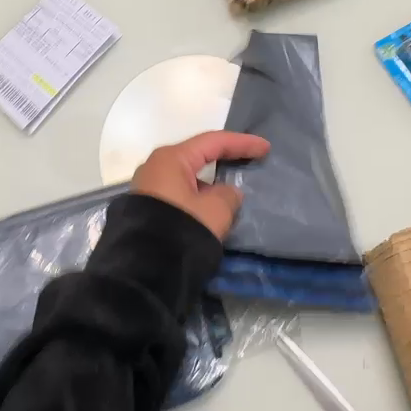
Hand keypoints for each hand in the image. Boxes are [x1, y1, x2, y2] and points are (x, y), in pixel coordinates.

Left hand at [130, 131, 270, 240]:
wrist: (145, 268)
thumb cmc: (182, 228)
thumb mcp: (215, 210)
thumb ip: (229, 195)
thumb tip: (227, 192)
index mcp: (171, 158)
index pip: (212, 142)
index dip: (242, 143)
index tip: (265, 147)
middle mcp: (156, 166)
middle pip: (197, 156)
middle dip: (224, 159)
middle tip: (250, 160)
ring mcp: (148, 187)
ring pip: (188, 178)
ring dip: (210, 182)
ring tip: (233, 191)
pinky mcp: (146, 208)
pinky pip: (179, 193)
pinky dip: (198, 196)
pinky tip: (211, 208)